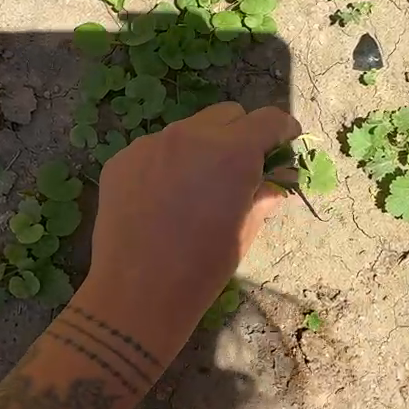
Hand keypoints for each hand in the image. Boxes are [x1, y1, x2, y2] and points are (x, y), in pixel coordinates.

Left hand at [78, 102, 301, 354]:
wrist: (138, 292)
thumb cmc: (204, 267)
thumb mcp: (245, 230)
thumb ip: (262, 194)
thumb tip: (276, 180)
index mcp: (232, 152)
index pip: (269, 119)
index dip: (283, 130)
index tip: (285, 144)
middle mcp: (191, 135)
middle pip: (228, 116)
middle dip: (242, 136)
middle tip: (240, 171)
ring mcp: (151, 144)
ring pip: (189, 129)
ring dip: (203, 148)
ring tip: (197, 188)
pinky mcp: (122, 159)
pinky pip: (156, 149)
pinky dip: (168, 163)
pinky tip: (163, 199)